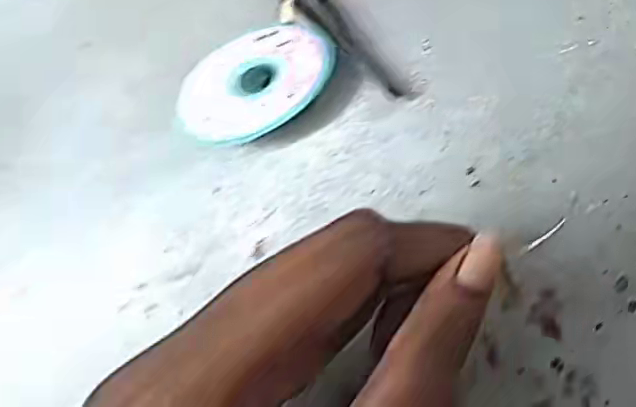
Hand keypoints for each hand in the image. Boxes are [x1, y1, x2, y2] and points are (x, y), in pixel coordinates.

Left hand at [89, 211, 502, 406]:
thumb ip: (428, 349)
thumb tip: (482, 257)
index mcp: (195, 381)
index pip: (350, 249)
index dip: (431, 247)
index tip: (477, 270)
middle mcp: (158, 369)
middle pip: (324, 256)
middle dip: (405, 269)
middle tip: (446, 312)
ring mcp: (153, 379)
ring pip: (301, 275)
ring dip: (374, 292)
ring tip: (403, 344)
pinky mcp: (167, 389)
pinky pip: (272, 310)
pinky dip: (335, 318)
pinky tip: (356, 358)